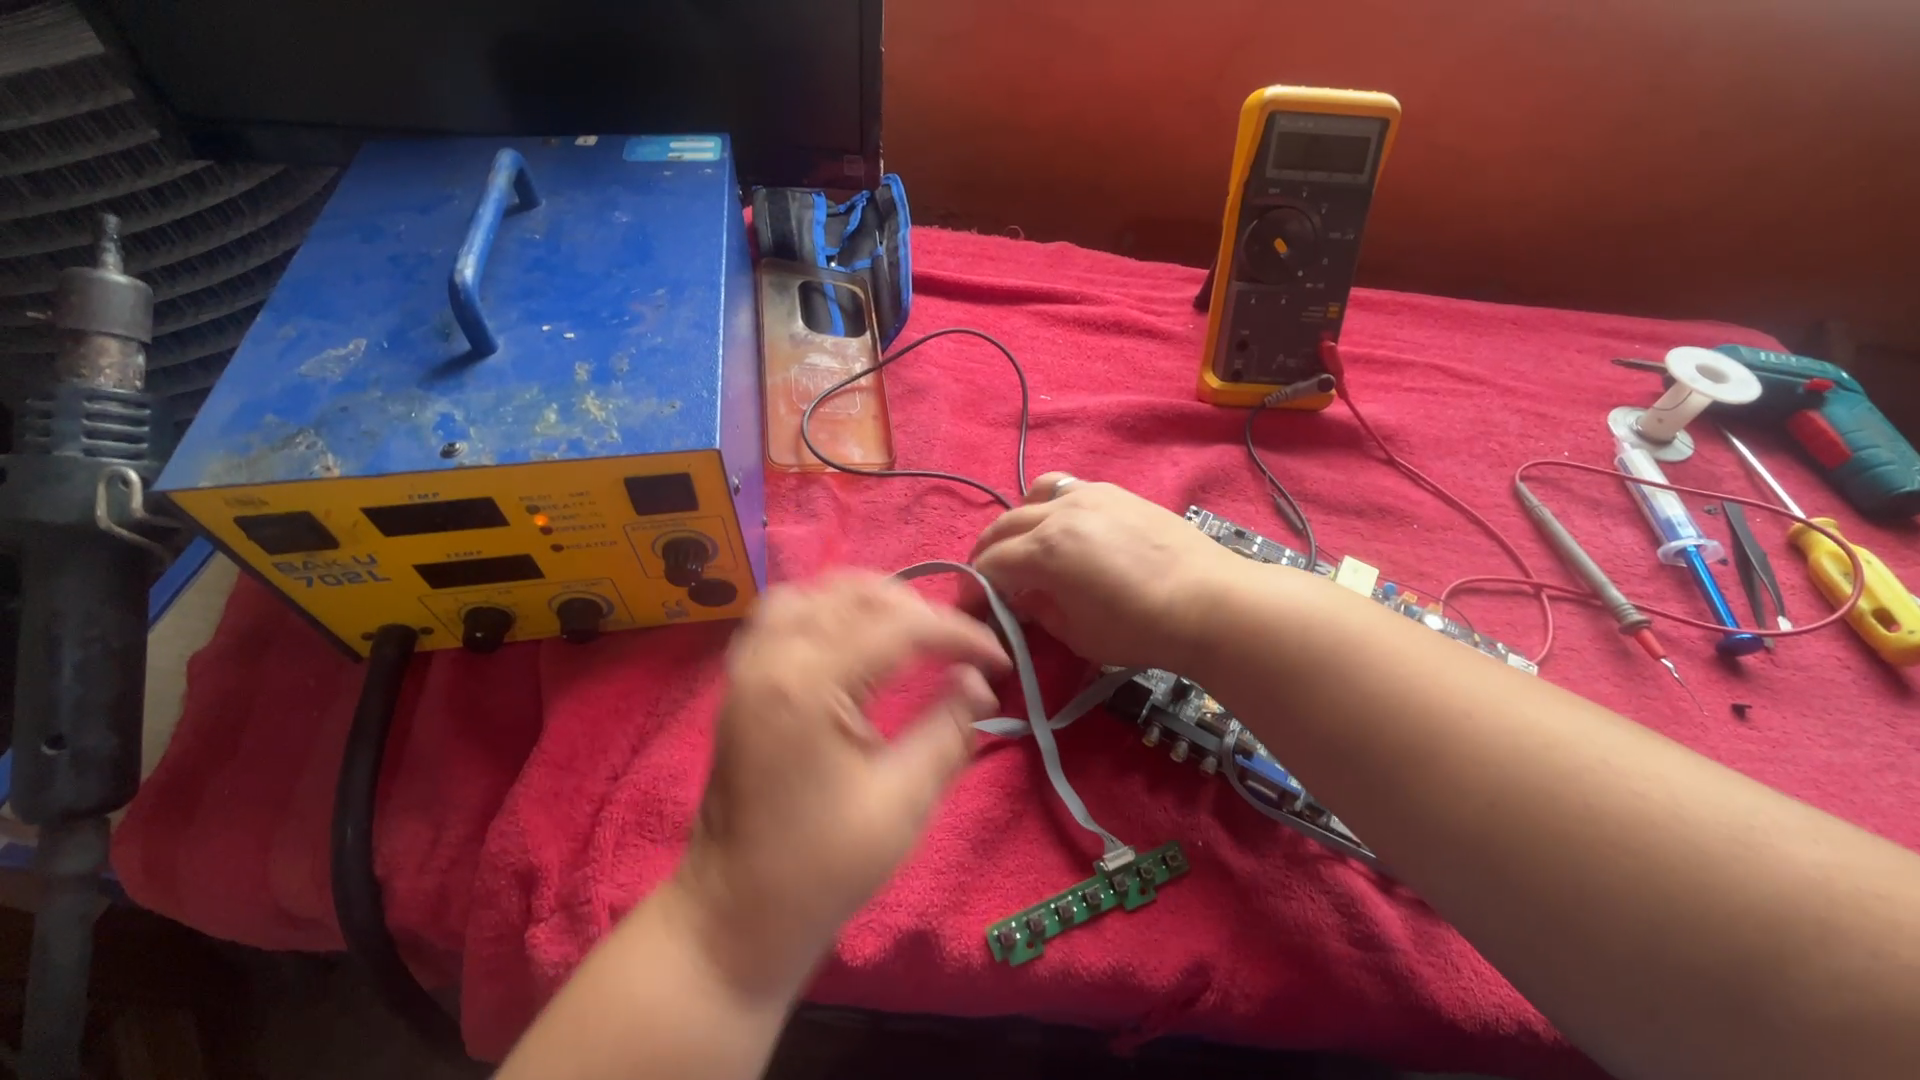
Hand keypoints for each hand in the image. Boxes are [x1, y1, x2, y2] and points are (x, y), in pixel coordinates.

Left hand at [674, 572, 1008, 999]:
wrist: (735, 913)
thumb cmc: (822, 867)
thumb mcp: (903, 802)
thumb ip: (949, 729)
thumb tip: (979, 682)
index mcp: (809, 685)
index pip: (898, 626)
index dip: (958, 635)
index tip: (1000, 659)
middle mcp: (772, 658)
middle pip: (854, 594)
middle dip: (916, 609)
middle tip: (960, 646)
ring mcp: (748, 667)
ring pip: (814, 593)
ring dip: (869, 601)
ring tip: (914, 631)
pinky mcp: (741, 682)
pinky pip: (784, 615)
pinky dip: (827, 611)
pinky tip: (854, 638)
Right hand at [970, 472, 1255, 670]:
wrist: (1211, 602)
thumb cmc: (1141, 629)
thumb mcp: (1077, 634)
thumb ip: (1039, 611)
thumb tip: (1025, 598)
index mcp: (1044, 551)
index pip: (989, 565)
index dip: (973, 589)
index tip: (973, 609)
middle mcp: (1059, 513)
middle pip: (1003, 527)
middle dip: (988, 555)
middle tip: (990, 583)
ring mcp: (1090, 495)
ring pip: (1032, 496)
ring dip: (1017, 523)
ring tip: (1024, 547)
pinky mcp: (1116, 492)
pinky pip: (1067, 490)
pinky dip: (1050, 508)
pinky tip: (1065, 531)